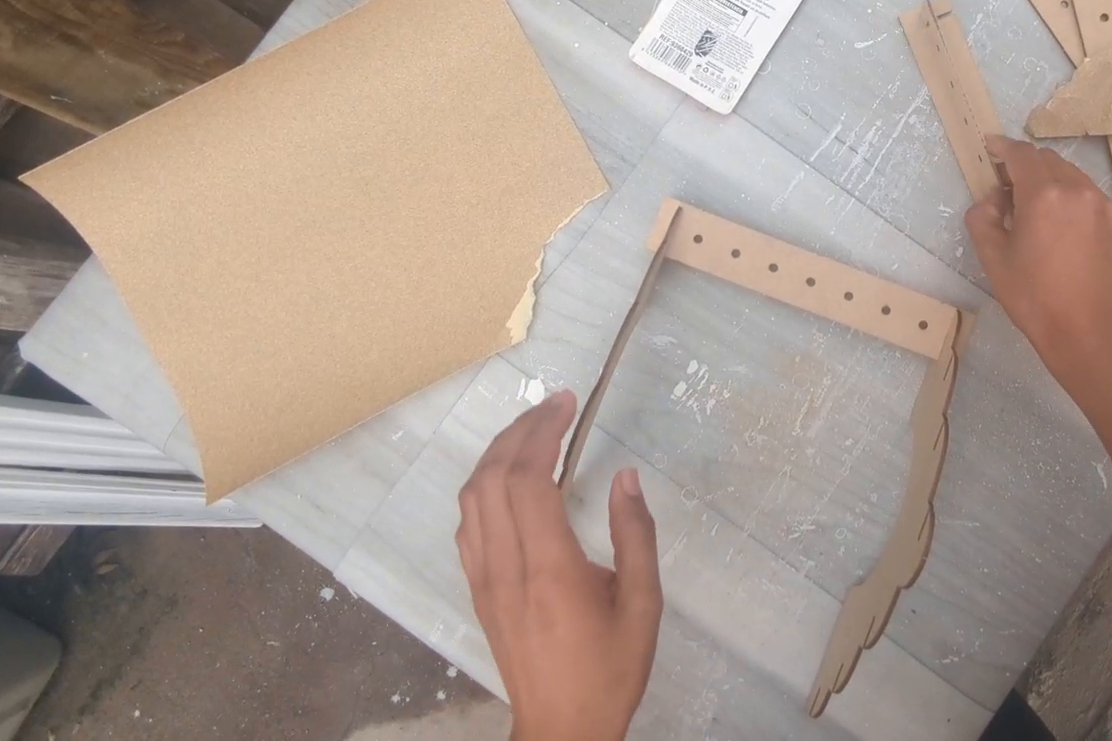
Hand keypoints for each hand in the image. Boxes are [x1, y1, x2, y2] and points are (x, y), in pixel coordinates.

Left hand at [456, 390, 661, 740]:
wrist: (561, 732)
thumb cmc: (609, 668)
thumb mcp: (643, 604)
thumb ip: (636, 536)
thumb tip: (627, 477)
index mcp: (549, 569)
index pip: (529, 481)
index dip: (544, 432)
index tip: (566, 403)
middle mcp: (506, 568)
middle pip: (493, 479)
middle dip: (521, 430)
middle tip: (554, 404)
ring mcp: (484, 579)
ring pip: (471, 498)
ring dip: (497, 452)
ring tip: (532, 428)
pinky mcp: (478, 591)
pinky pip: (468, 524)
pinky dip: (483, 485)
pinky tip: (508, 477)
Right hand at [965, 134, 1111, 383]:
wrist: (1085, 333)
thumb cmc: (1031, 296)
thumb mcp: (992, 257)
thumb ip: (983, 216)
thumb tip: (995, 199)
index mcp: (1043, 195)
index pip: (1022, 154)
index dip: (1004, 147)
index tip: (992, 147)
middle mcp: (1080, 191)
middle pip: (1050, 161)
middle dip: (1028, 167)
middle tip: (1010, 190)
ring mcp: (1108, 208)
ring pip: (1075, 179)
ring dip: (1054, 185)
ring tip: (1040, 215)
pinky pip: (1094, 203)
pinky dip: (1076, 206)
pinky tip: (1067, 236)